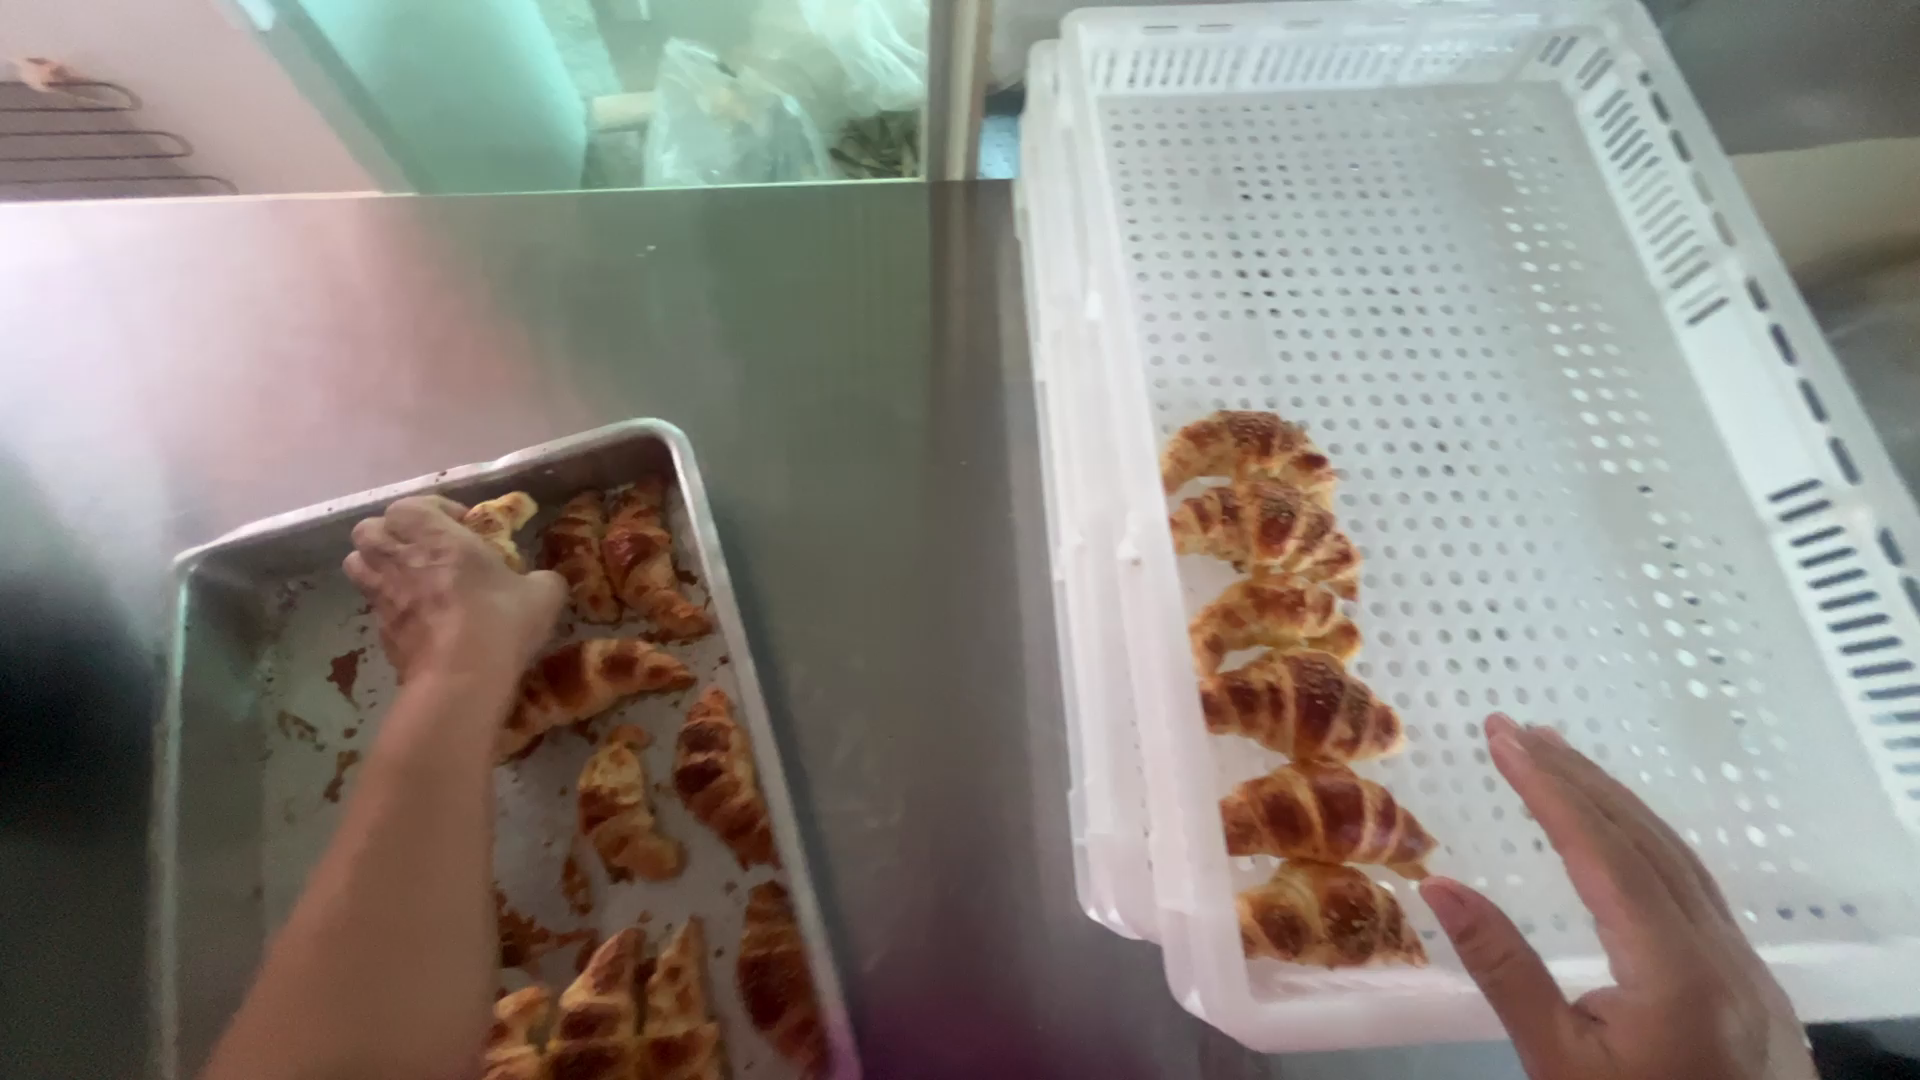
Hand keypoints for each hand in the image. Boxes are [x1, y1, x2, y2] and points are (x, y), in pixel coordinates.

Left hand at [342, 496, 564, 682]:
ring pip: (357, 563)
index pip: (408, 505)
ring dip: (379, 562)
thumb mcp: (545, 593)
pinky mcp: (379, 630)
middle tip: (426, 545)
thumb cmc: (502, 621)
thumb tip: (542, 580)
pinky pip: (374, 602)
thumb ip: (542, 578)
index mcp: (439, 540)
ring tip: (413, 574)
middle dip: (393, 531)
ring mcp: (384, 596)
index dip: (432, 508)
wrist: (462, 677)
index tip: (462, 524)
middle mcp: (401, 560)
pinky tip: (422, 614)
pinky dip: (391, 600)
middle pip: (369, 528)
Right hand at [1420, 714, 1814, 1079]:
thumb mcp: (1558, 1063)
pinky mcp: (1748, 981)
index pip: (1603, 851)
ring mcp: (1746, 967)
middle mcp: (1722, 955)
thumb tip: (1435, 883)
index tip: (1501, 736)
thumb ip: (1502, 969)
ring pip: (1675, 856)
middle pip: (1644, 839)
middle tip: (1514, 728)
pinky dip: (1637, 833)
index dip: (1548, 786)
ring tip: (1554, 754)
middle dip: (1575, 775)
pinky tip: (1610, 827)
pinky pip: (1689, 882)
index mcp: (1677, 971)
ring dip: (1609, 796)